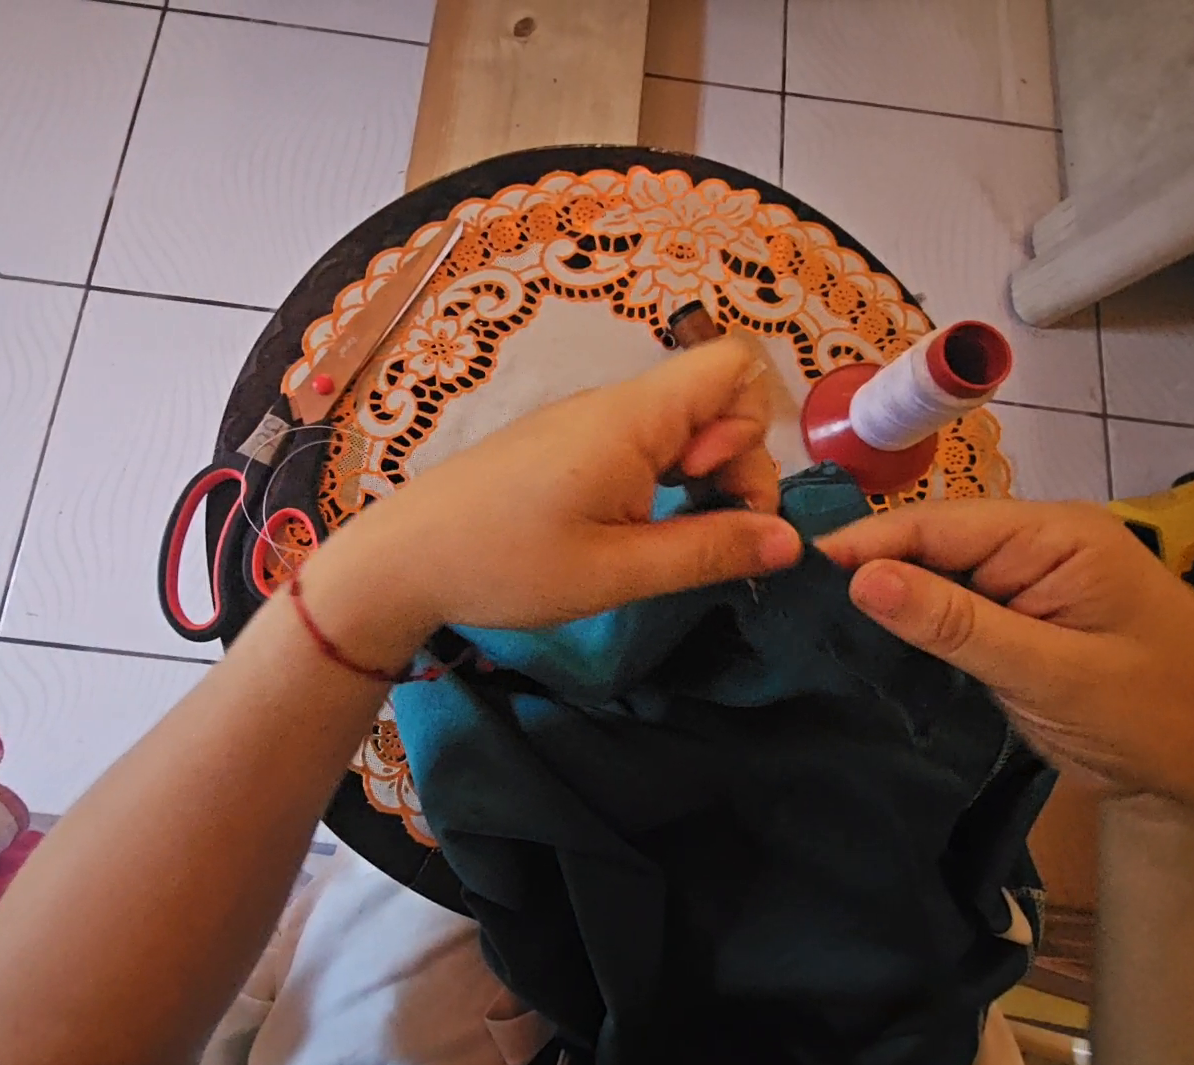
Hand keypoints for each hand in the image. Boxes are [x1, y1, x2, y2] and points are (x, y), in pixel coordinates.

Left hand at [299, 334, 803, 666]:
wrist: (403, 559)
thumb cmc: (506, 564)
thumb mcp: (616, 571)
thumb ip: (709, 550)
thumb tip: (790, 539)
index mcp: (631, 417)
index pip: (731, 365)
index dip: (748, 427)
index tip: (709, 489)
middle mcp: (611, 405)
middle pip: (711, 400)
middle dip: (729, 463)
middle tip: (696, 532)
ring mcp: (582, 423)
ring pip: (675, 427)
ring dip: (691, 478)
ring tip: (653, 538)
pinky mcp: (561, 446)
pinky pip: (635, 444)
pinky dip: (653, 481)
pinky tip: (624, 527)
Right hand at [815, 499, 1193, 814]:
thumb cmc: (1157, 721)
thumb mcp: (1051, 673)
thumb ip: (953, 623)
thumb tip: (859, 580)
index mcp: (1055, 534)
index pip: (935, 525)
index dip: (864, 544)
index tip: (794, 568)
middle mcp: (1034, 542)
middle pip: (927, 542)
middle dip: (865, 566)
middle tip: (793, 596)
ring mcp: (1022, 577)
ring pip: (930, 573)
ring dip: (881, 594)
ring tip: (812, 612)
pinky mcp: (1011, 613)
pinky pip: (945, 603)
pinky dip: (907, 618)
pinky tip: (865, 632)